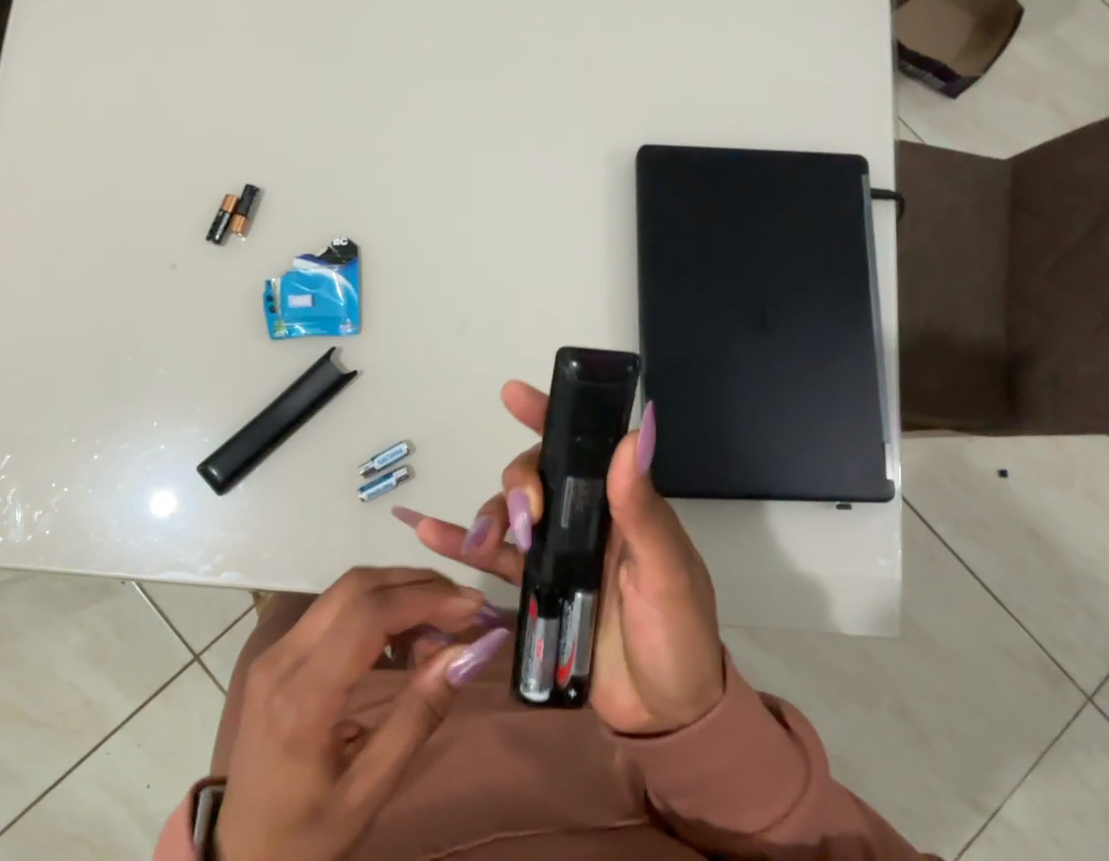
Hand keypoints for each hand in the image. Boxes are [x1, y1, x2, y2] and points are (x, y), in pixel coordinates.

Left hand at [214, 567, 509, 859]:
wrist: (242, 852)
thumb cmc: (308, 833)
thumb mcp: (370, 790)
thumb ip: (419, 715)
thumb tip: (470, 652)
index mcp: (302, 697)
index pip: (368, 615)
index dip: (427, 599)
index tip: (475, 608)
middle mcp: (281, 658)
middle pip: (356, 587)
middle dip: (419, 585)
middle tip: (467, 610)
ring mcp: (274, 652)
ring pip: (345, 591)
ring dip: (400, 593)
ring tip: (445, 624)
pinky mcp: (278, 654)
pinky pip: (334, 610)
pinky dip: (378, 609)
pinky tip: (408, 636)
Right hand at [392, 385, 723, 734]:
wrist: (665, 714)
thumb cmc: (679, 637)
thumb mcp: (668, 573)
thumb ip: (644, 511)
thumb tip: (632, 435)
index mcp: (622, 508)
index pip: (584, 448)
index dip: (550, 416)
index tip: (514, 394)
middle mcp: (585, 522)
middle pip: (535, 478)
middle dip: (519, 484)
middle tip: (526, 517)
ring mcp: (557, 556)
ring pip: (509, 514)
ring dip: (489, 514)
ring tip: (484, 540)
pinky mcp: (536, 591)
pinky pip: (492, 560)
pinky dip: (459, 543)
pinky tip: (429, 532)